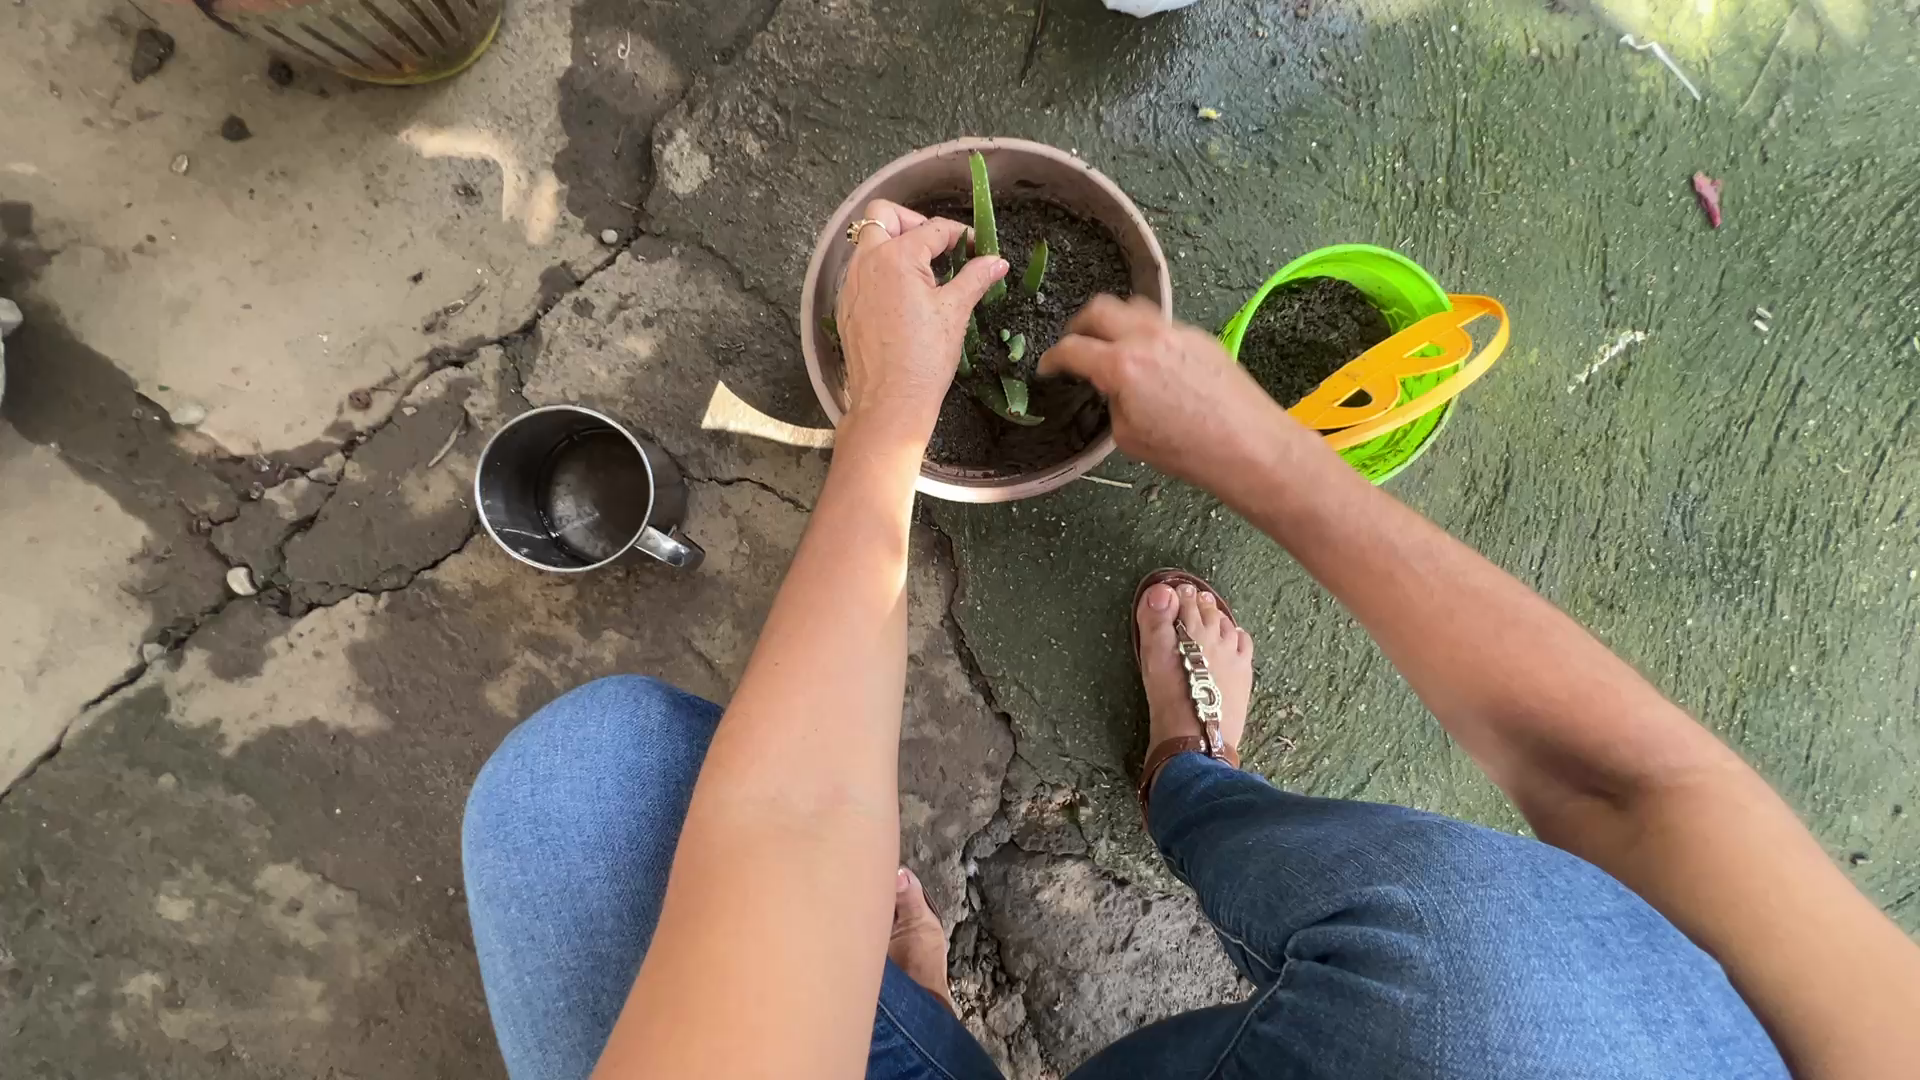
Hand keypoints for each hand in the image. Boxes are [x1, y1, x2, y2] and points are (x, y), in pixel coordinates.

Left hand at [835, 200, 1008, 443]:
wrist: (890, 401)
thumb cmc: (925, 357)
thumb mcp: (955, 312)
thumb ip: (975, 278)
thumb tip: (996, 262)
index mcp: (896, 257)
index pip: (933, 229)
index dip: (959, 235)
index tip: (975, 248)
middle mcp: (867, 262)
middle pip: (883, 215)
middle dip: (911, 222)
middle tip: (935, 247)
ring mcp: (851, 285)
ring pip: (867, 243)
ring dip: (894, 246)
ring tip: (921, 274)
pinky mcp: (846, 307)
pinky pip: (860, 274)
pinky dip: (880, 273)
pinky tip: (902, 299)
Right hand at [1039, 295, 1313, 488]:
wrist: (1247, 445)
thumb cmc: (1187, 451)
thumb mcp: (1128, 436)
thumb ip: (1112, 402)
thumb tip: (1112, 389)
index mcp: (1122, 366)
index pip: (1072, 349)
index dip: (1052, 358)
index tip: (1048, 367)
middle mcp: (1147, 338)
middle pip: (1099, 308)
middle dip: (1079, 325)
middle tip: (1073, 344)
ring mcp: (1177, 332)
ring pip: (1133, 308)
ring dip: (1114, 322)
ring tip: (1111, 345)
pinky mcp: (1200, 337)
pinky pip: (1162, 324)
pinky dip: (1144, 334)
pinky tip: (1150, 361)